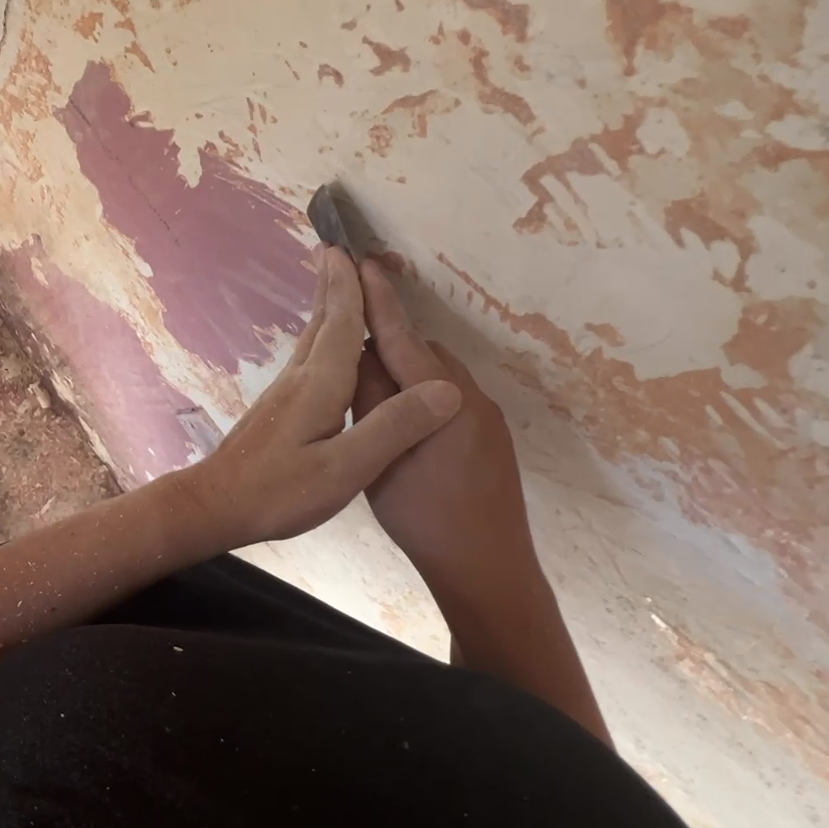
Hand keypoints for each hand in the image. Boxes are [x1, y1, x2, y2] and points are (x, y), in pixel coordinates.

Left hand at [176, 247, 461, 548]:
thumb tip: (445, 390)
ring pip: (310, 339)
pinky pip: (306, 359)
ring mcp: (283, 394)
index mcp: (319, 385)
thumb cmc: (278, 492)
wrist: (215, 506)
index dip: (349, 287)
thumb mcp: (345, 469)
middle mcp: (298, 379)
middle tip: (336, 248)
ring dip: (324, 307)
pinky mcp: (277, 410)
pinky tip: (322, 348)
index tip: (348, 249)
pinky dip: (319, 336)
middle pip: (320, 322)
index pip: (340, 324)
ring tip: (333, 284)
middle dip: (332, 285)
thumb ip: (393, 428)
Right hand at [351, 259, 540, 601]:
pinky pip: (442, 392)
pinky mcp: (486, 432)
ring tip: (360, 378)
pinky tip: (391, 410)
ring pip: (430, 371)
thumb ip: (369, 403)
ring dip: (397, 365)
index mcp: (442, 400)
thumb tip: (356, 354)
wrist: (486, 566)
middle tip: (341, 333)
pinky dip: (413, 387)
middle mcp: (470, 396)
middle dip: (382, 334)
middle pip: (417, 349)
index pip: (401, 337)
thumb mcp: (378, 460)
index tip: (358, 261)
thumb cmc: (424, 517)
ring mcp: (483, 415)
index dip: (377, 299)